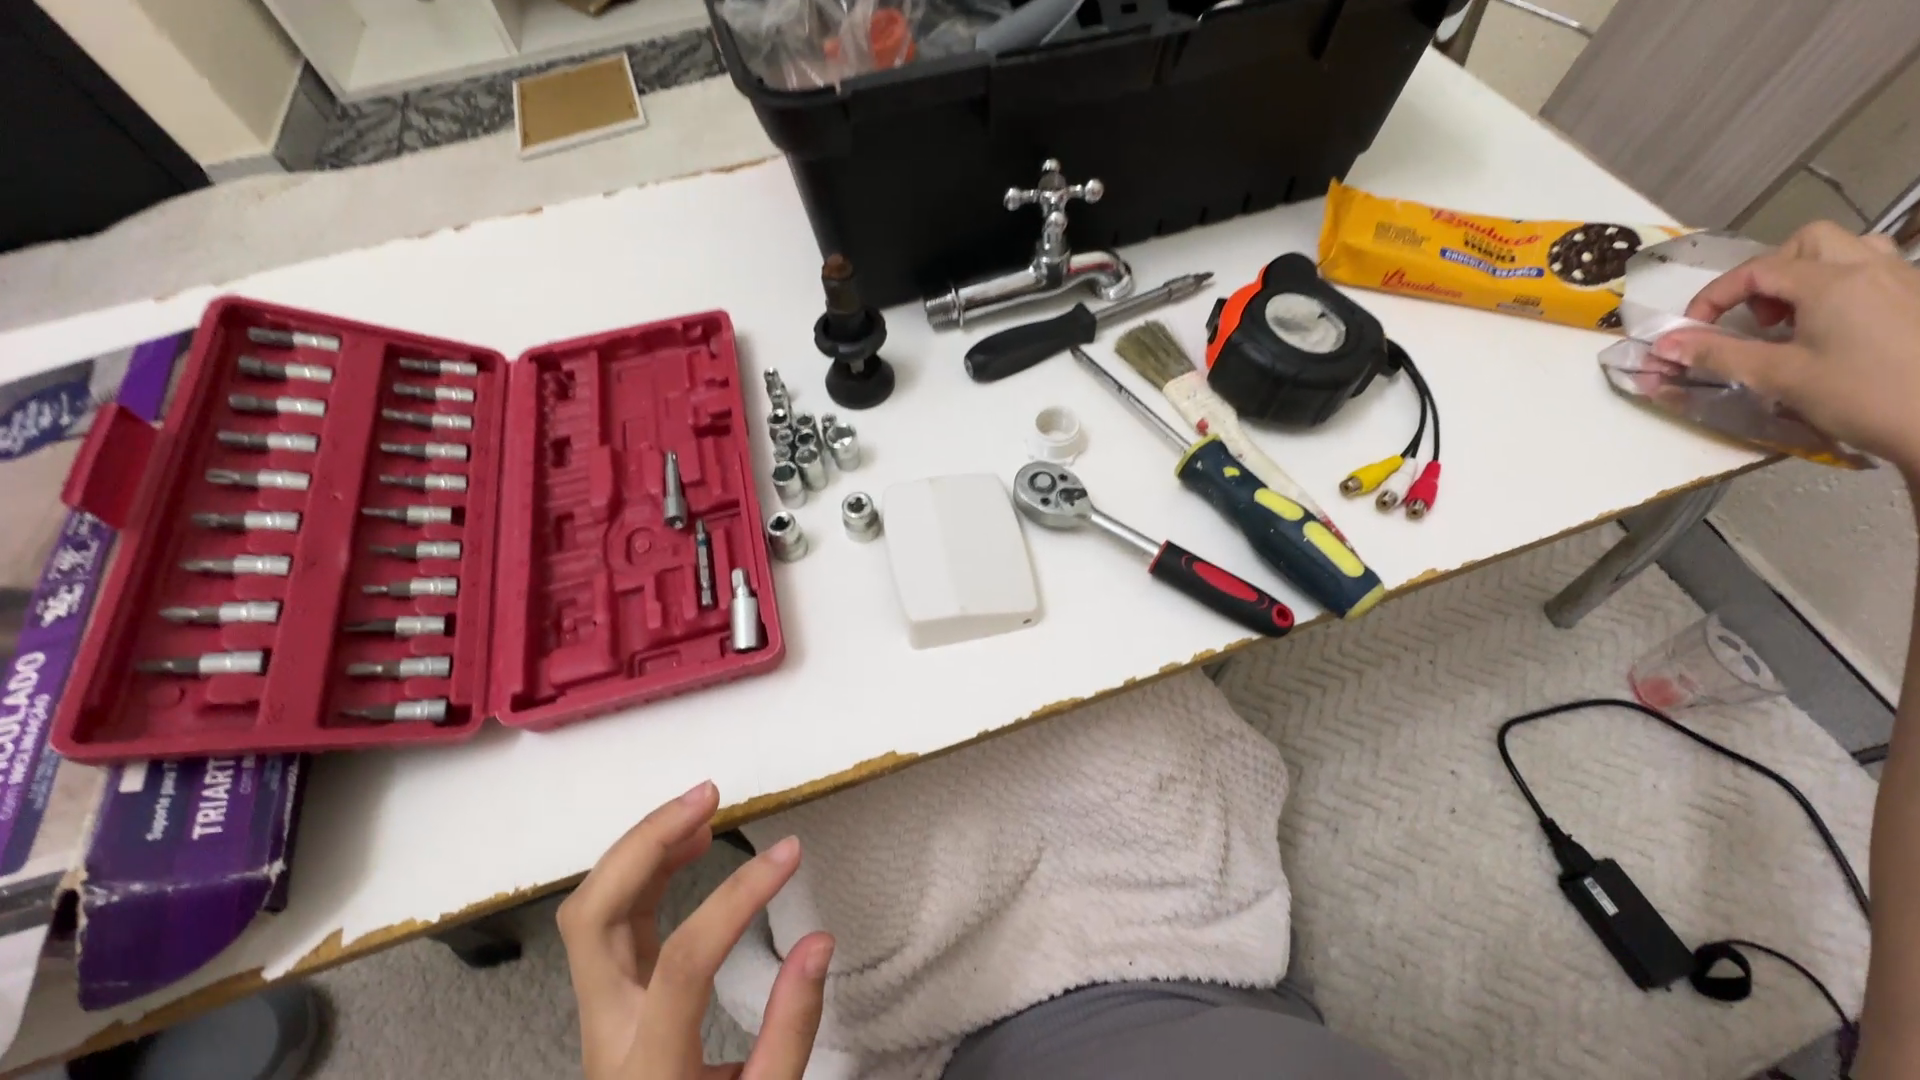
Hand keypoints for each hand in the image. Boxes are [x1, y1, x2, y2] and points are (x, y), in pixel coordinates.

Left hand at [558, 781, 833, 1079]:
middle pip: (592, 919)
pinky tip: (690, 845)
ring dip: (642, 846)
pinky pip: (612, 918)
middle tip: (708, 796)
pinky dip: (646, 870)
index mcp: (648, 1065)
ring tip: (703, 806)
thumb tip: (819, 940)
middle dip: (645, 844)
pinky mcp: (609, 994)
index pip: (684, 962)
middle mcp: (607, 1028)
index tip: (791, 853)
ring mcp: (598, 1009)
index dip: (738, 897)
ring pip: (592, 910)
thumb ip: (791, 1026)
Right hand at [1651, 221, 1919, 473]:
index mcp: (1833, 283)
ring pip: (1847, 251)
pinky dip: (1838, 289)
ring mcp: (1905, 281)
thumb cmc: (1862, 396)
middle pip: (1807, 243)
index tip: (1691, 329)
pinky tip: (1831, 329)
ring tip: (1793, 316)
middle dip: (1766, 272)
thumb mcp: (1779, 377)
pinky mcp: (1919, 301)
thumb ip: (1719, 354)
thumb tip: (1665, 343)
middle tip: (1754, 315)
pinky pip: (1873, 273)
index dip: (1714, 295)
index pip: (1758, 269)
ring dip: (1807, 274)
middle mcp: (1872, 269)